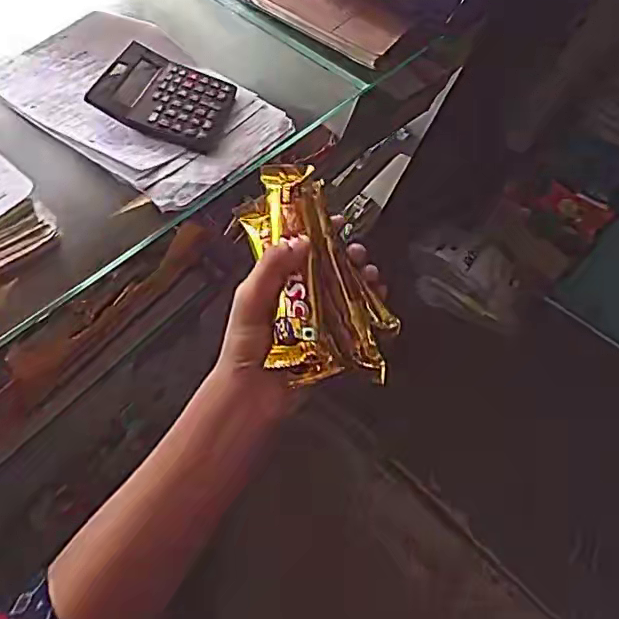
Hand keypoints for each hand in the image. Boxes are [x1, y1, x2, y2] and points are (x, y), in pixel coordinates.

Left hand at [216, 218, 382, 405]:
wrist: (251, 395)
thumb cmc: (242, 347)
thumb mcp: (250, 297)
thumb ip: (270, 267)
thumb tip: (299, 240)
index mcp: (276, 282)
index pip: (299, 248)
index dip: (318, 233)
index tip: (336, 222)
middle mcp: (298, 298)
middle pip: (328, 268)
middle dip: (345, 255)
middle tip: (356, 251)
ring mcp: (316, 320)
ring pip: (344, 291)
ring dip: (360, 279)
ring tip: (369, 274)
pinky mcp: (330, 343)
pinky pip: (354, 322)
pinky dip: (369, 310)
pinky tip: (376, 301)